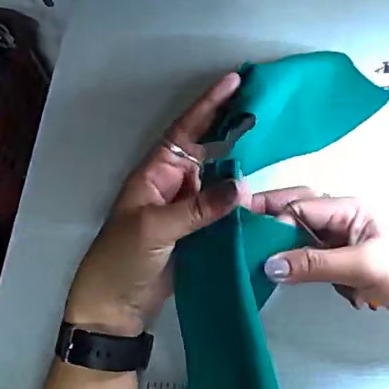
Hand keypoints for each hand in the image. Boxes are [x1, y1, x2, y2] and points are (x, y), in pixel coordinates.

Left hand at [64, 73, 245, 335]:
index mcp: (155, 174)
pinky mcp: (198, 233)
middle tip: (265, 108)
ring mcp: (186, 210)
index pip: (186, 131)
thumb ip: (197, 207)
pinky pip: (222, 210)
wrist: (115, 306)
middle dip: (231, 129)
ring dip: (241, 168)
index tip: (234, 82)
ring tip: (272, 148)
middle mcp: (173, 185)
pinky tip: (261, 196)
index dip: (209, 106)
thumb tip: (240, 185)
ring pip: (219, 181)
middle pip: (207, 151)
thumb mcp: (155, 228)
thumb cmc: (121, 259)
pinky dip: (240, 203)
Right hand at [249, 188, 388, 355]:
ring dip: (296, 261)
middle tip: (241, 248)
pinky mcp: (349, 267)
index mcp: (349, 208)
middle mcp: (344, 221)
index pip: (298, 206)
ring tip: (275, 272)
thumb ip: (313, 264)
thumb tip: (267, 265)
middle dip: (273, 233)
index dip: (268, 216)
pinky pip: (317, 267)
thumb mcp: (362, 265)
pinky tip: (329, 292)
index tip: (236, 228)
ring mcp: (345, 244)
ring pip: (303, 245)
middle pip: (296, 218)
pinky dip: (317, 279)